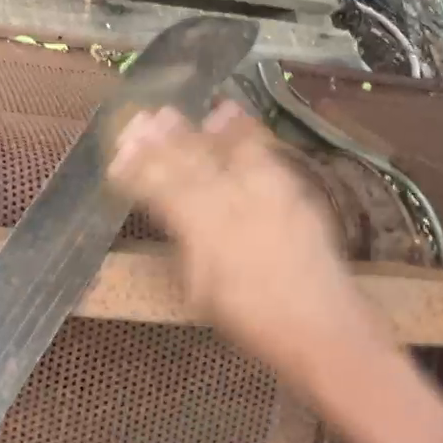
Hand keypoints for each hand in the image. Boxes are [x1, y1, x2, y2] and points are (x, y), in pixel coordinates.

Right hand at [107, 101, 378, 382]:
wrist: (326, 331)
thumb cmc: (256, 324)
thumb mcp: (204, 292)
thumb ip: (186, 247)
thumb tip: (170, 216)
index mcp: (204, 237)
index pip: (160, 193)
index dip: (136, 172)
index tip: (116, 156)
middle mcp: (232, 209)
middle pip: (186, 167)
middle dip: (156, 144)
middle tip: (134, 121)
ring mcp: (266, 196)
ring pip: (220, 156)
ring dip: (190, 132)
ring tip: (166, 112)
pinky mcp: (293, 192)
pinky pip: (264, 153)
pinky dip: (243, 130)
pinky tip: (227, 110)